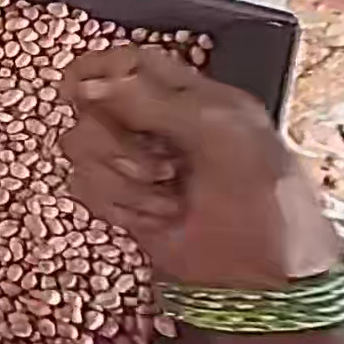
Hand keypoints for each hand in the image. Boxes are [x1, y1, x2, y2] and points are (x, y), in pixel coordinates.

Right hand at [54, 47, 340, 288]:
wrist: (262, 281)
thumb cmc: (265, 202)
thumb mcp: (224, 135)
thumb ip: (154, 102)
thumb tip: (84, 87)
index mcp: (186, 96)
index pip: (124, 61)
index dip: (95, 67)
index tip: (78, 89)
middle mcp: (149, 122)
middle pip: (89, 104)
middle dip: (114, 139)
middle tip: (156, 165)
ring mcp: (127, 160)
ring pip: (79, 145)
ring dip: (119, 177)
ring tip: (164, 195)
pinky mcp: (113, 196)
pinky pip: (81, 183)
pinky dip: (116, 202)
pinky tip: (154, 215)